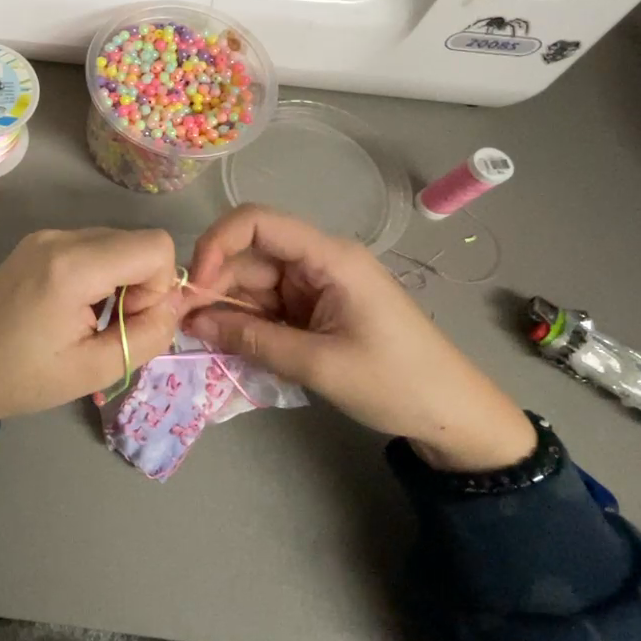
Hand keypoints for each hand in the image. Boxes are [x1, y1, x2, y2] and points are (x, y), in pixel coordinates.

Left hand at [0, 228, 180, 425]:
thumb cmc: (23, 378)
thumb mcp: (95, 369)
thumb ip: (149, 334)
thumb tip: (178, 303)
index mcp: (72, 266)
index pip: (154, 245)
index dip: (158, 286)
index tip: (131, 321)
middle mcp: (59, 237)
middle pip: (135, 241)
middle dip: (140, 284)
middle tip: (109, 326)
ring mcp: (44, 236)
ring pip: (115, 243)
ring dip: (119, 280)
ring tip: (88, 321)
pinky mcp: (36, 243)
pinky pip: (90, 247)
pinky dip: (98, 274)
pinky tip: (73, 309)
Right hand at [181, 206, 535, 472]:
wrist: (456, 419)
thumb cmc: (397, 384)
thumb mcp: (319, 365)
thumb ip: (251, 340)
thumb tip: (191, 323)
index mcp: (330, 257)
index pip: (257, 222)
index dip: (217, 243)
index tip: (196, 285)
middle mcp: (318, 261)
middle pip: (248, 255)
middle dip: (213, 285)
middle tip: (183, 324)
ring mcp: (315, 285)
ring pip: (251, 282)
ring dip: (225, 307)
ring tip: (200, 339)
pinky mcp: (313, 309)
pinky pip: (265, 305)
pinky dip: (244, 322)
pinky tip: (226, 343)